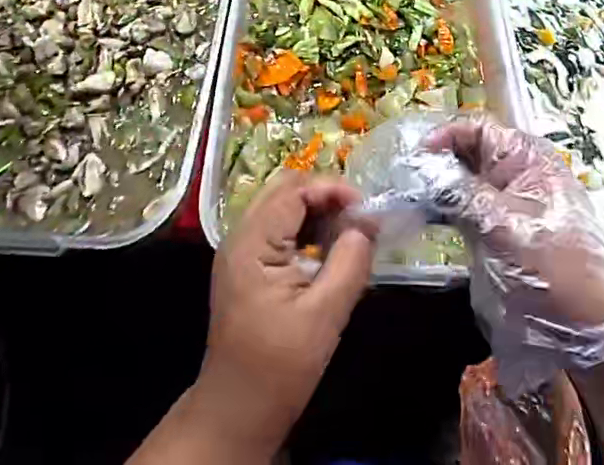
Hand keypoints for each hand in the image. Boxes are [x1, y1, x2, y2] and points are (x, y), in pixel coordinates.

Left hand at [203, 172, 374, 449]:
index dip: (333, 190)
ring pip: (282, 204)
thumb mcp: (325, 315)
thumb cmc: (278, 366)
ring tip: (350, 230)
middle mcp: (241, 238)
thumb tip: (367, 224)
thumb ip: (350, 261)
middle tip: (359, 216)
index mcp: (252, 245)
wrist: (236, 413)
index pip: (294, 191)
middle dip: (325, 194)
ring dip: (317, 208)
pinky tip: (329, 248)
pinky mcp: (249, 265)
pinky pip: (279, 227)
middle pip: (284, 188)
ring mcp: (241, 251)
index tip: (366, 210)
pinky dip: (307, 226)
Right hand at [426, 119, 603, 392]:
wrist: (586, 328)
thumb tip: (422, 170)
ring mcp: (506, 201)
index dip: (444, 136)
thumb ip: (462, 196)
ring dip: (435, 188)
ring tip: (403, 199)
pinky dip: (443, 210)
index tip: (413, 157)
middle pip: (466, 153)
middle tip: (400, 179)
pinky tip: (419, 217)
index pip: (478, 129)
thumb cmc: (552, 267)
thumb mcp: (505, 227)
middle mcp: (515, 171)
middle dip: (435, 162)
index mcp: (525, 157)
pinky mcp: (497, 229)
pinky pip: (464, 208)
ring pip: (462, 182)